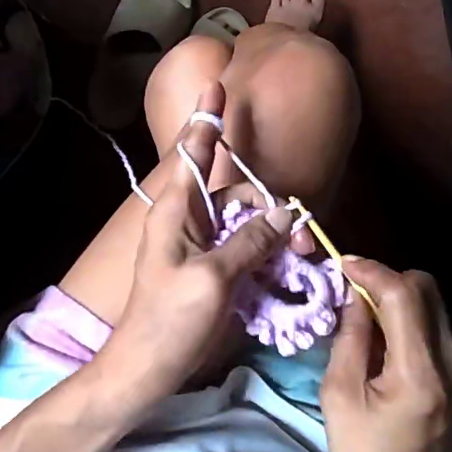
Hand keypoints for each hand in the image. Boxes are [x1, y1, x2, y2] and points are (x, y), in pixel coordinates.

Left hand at [92, 83, 293, 410]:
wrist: (146, 367)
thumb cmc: (170, 319)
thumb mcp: (213, 277)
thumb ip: (251, 240)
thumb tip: (286, 211)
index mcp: (176, 210)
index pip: (192, 152)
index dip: (206, 120)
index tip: (215, 84)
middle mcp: (187, 218)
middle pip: (236, 193)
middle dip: (272, 206)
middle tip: (305, 238)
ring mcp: (199, 244)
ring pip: (246, 222)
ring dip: (275, 234)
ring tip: (303, 257)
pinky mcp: (210, 267)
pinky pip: (244, 247)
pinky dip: (266, 253)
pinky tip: (288, 269)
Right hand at [320, 258, 451, 451]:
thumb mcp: (339, 395)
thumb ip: (351, 337)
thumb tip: (353, 292)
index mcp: (421, 374)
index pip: (404, 295)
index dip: (372, 271)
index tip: (342, 264)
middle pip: (428, 289)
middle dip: (387, 281)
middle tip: (353, 293)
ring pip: (436, 306)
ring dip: (399, 300)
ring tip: (367, 321)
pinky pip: (440, 330)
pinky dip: (411, 322)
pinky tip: (388, 347)